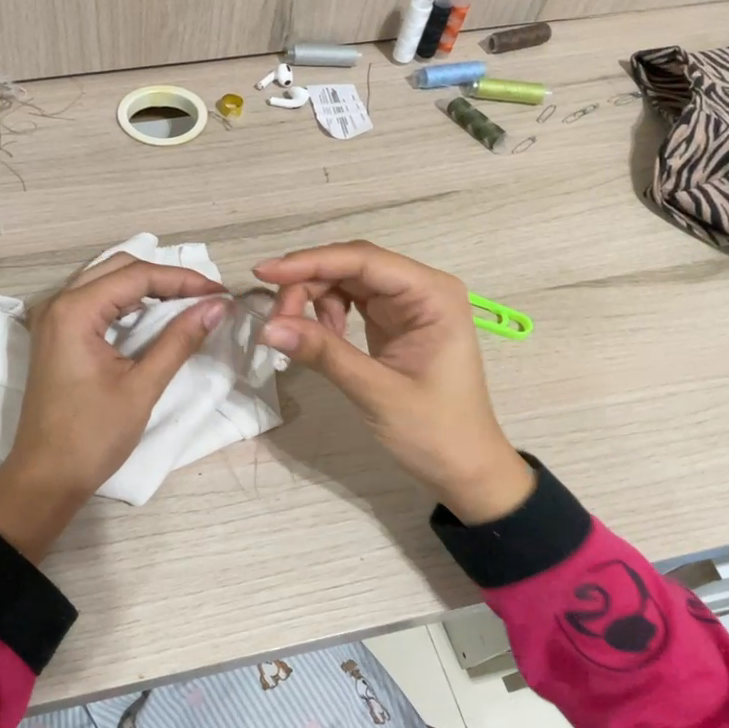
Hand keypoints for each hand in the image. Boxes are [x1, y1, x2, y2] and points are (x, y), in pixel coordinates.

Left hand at [0, 253, 228, 559]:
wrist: (44, 479)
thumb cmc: (91, 437)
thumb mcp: (141, 387)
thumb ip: (179, 341)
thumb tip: (217, 307)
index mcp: (74, 310)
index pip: (137, 276)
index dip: (183, 279)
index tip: (220, 293)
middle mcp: (58, 303)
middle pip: (119, 268)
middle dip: (166, 277)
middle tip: (206, 296)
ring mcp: (53, 319)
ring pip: (105, 281)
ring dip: (146, 287)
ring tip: (188, 302)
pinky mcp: (55, 336)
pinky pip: (94, 301)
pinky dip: (126, 302)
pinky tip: (154, 316)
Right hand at [252, 241, 533, 523]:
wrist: (465, 467)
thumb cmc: (435, 431)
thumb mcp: (377, 392)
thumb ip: (324, 353)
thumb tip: (268, 328)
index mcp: (432, 295)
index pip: (363, 260)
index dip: (311, 262)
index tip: (264, 273)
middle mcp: (420, 289)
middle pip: (350, 265)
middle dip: (307, 283)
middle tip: (276, 320)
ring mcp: (406, 304)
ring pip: (345, 281)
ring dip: (312, 298)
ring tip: (295, 333)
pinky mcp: (392, 322)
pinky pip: (349, 301)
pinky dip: (325, 313)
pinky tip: (319, 338)